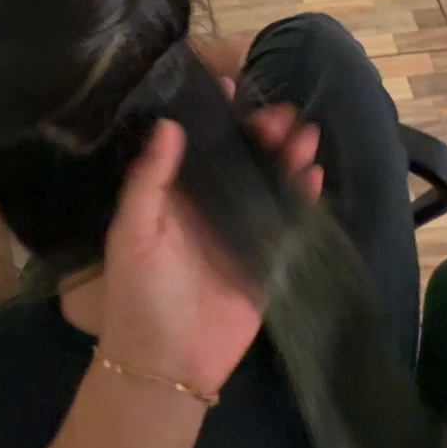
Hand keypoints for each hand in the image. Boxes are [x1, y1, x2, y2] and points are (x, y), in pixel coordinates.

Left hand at [97, 106, 320, 396]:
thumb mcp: (132, 231)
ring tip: (305, 134)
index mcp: (176, 191)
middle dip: (262, 130)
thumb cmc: (139, 291)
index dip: (214, 113)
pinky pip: (289, 219)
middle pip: (241, 155)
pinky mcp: (267, 255)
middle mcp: (210, 202)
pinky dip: (303, 196)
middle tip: (281, 113)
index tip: (231, 84)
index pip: (198, 141)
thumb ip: (149, 179)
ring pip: (269, 179)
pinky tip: (314, 176)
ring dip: (287, 155)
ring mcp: (241, 227)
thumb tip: (168, 123)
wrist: (167, 363)